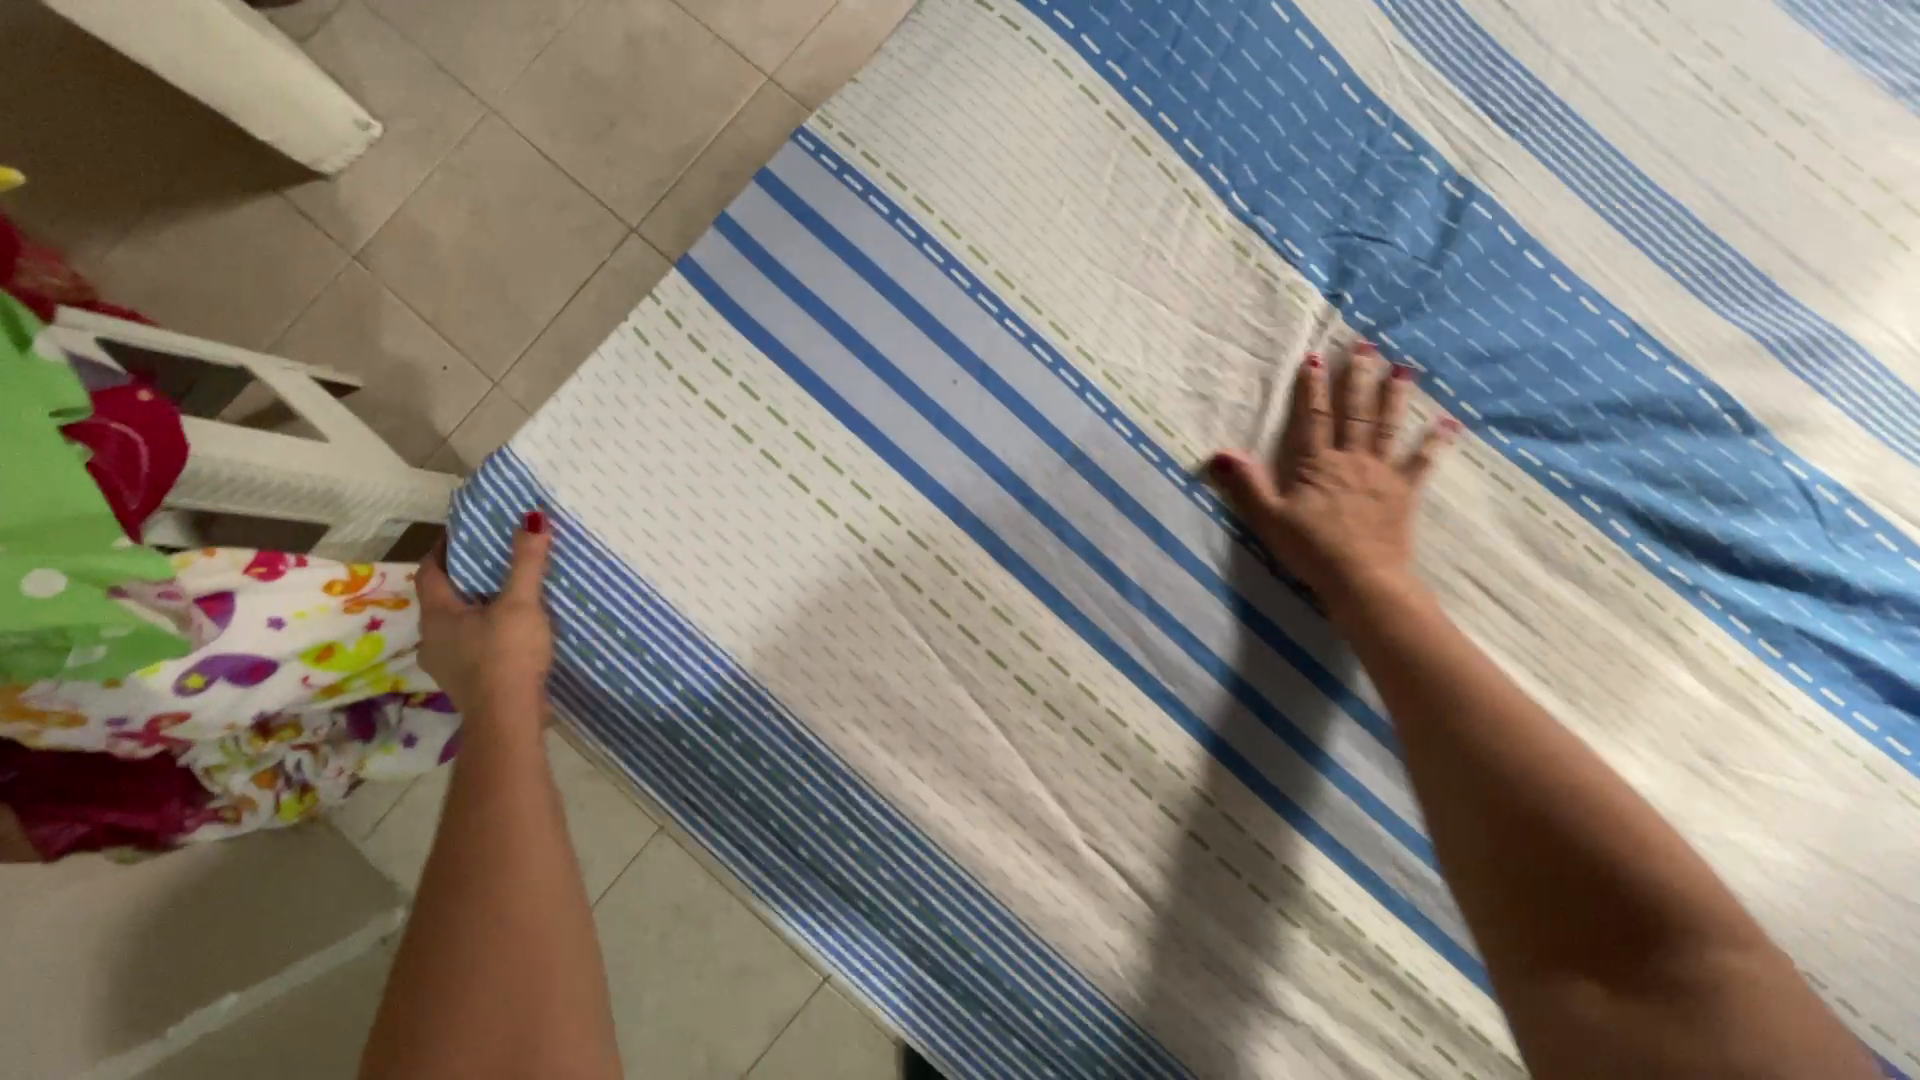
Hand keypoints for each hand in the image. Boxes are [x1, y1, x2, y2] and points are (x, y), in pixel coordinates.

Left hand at [417, 512, 554, 730]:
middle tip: (492, 560)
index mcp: (438, 614)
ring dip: (477, 609)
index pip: (431, 570)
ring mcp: (448, 665)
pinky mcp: (467, 682)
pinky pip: (472, 647)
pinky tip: (511, 634)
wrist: (508, 718)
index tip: (466, 533)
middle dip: (465, 578)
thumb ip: (526, 562)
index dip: (444, 549)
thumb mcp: (521, 603)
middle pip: (443, 598)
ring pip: (458, 625)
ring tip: (506, 595)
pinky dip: (487, 634)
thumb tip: (533, 518)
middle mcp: (434, 638)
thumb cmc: (507, 655)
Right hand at [1206, 342, 1456, 619]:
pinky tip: (1447, 423)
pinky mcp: (1404, 492)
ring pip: (1388, 426)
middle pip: (1355, 411)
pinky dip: (1435, 442)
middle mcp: (1352, 460)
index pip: (1313, 418)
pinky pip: (1422, 462)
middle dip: (1357, 377)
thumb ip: (1247, 485)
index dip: (1311, 388)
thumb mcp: (1269, 519)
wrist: (1361, 578)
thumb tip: (1221, 453)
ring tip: (1402, 367)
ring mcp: (1381, 474)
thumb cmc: (1311, 550)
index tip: (1314, 358)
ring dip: (1395, 395)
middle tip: (1365, 345)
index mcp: (1317, 464)